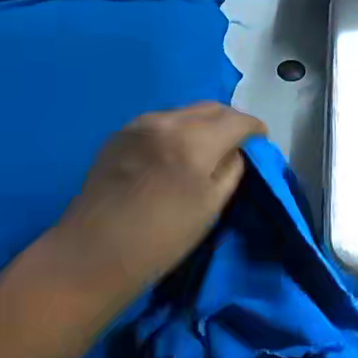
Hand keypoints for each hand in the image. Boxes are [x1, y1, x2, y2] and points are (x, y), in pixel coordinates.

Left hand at [51, 103, 266, 296]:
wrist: (96, 249)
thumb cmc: (161, 238)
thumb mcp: (210, 207)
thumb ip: (230, 169)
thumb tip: (236, 149)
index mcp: (193, 140)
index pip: (235, 119)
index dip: (254, 128)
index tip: (261, 139)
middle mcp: (166, 120)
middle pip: (209, 108)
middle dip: (228, 121)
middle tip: (237, 142)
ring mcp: (138, 123)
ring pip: (182, 112)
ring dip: (200, 124)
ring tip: (205, 148)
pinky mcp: (119, 133)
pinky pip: (158, 121)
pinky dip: (174, 130)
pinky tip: (173, 152)